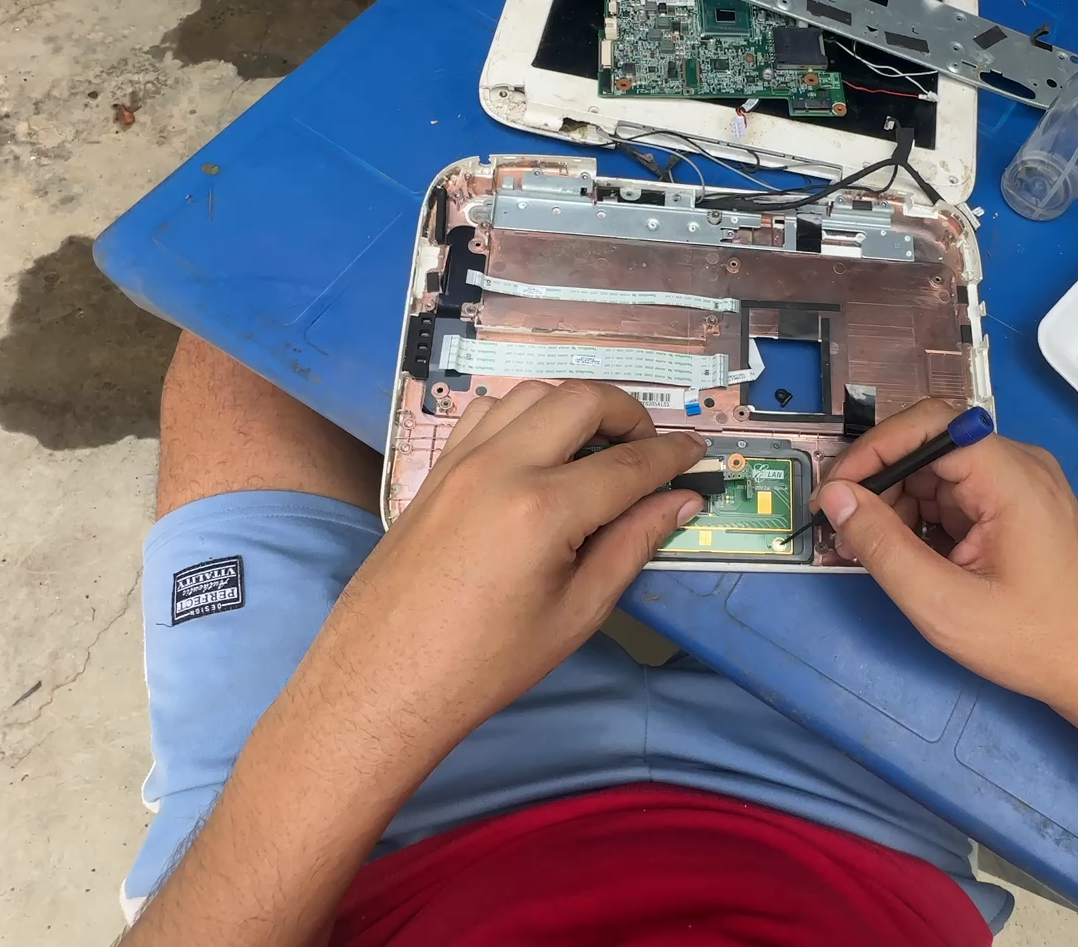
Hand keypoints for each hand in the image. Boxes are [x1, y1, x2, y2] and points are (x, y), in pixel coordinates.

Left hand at [300, 381, 705, 771]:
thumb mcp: (578, 612)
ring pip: (534, 392)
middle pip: (583, 399)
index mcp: (545, 508)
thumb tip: (681, 501)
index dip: (673, 454)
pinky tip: (537, 451)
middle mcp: (503, 465)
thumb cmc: (488, 663)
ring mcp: (462, 460)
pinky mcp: (437, 468)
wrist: (380, 684)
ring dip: (577, 407)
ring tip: (595, 448)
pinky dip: (526, 414)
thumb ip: (634, 544)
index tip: (697, 450)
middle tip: (647, 451)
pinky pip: (489, 411)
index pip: (630, 463)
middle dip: (629, 414)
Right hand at [814, 400, 1077, 720]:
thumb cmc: (1034, 640)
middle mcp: (1017, 465)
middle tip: (844, 529)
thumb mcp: (943, 602)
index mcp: (1008, 475)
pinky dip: (922, 519)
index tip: (835, 491)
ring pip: (938, 474)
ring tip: (870, 549)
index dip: (874, 448)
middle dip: (879, 483)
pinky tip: (906, 554)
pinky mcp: (1016, 509)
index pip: (928, 424)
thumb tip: (834, 496)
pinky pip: (956, 497)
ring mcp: (1019, 486)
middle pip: (930, 447)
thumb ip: (882, 546)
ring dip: (896, 504)